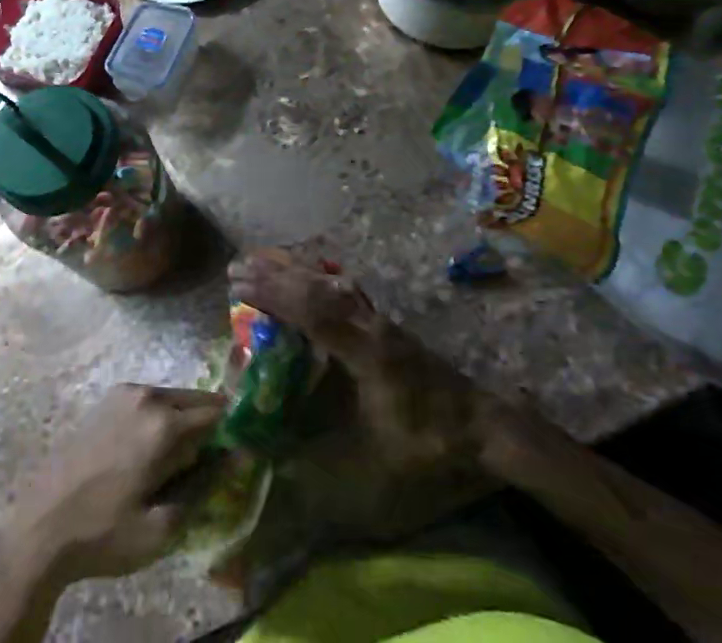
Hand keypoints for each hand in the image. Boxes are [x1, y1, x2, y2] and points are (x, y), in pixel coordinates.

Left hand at [9, 384, 223, 583]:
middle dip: (210, 425)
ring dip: (184, 421)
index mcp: (165, 424)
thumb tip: (239, 456)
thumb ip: (207, 485)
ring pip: (173, 399)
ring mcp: (124, 394)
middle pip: (197, 400)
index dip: (233, 432)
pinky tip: (148, 450)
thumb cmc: (104, 533)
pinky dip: (161, 418)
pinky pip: (150, 401)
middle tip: (207, 461)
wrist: (38, 532)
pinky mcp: (107, 401)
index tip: (238, 452)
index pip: (219, 414)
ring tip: (176, 461)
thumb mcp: (163, 526)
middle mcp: (147, 397)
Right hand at [228, 249, 493, 492]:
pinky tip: (310, 276)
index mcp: (367, 352)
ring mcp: (381, 322)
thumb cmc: (429, 443)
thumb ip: (321, 458)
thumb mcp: (376, 460)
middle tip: (238, 266)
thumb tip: (269, 454)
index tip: (240, 285)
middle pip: (320, 288)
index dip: (276, 296)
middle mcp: (372, 326)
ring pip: (334, 284)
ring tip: (263, 260)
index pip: (314, 313)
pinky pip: (346, 292)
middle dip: (277, 274)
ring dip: (297, 271)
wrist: (483, 426)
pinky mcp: (387, 327)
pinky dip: (319, 279)